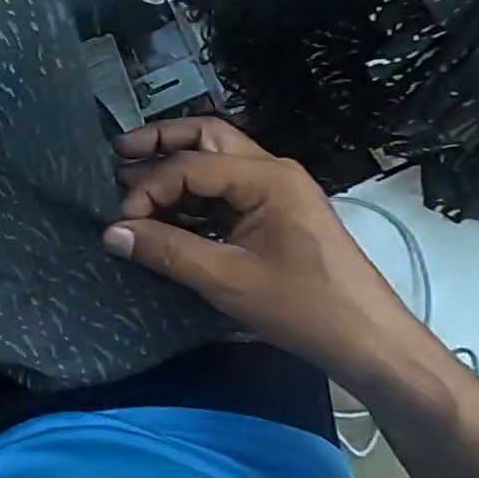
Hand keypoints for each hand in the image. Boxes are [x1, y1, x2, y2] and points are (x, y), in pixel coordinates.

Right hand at [104, 118, 427, 384]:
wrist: (366, 338)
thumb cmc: (303, 307)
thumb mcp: (227, 280)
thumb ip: (167, 251)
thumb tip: (113, 233)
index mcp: (267, 177)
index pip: (191, 165)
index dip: (149, 188)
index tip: (121, 221)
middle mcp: (273, 172)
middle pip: (208, 139)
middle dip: (162, 143)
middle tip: (119, 154)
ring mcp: (277, 193)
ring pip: (218, 165)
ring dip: (177, 172)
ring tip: (133, 184)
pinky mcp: (276, 217)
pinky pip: (228, 195)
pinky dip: (195, 201)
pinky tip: (168, 217)